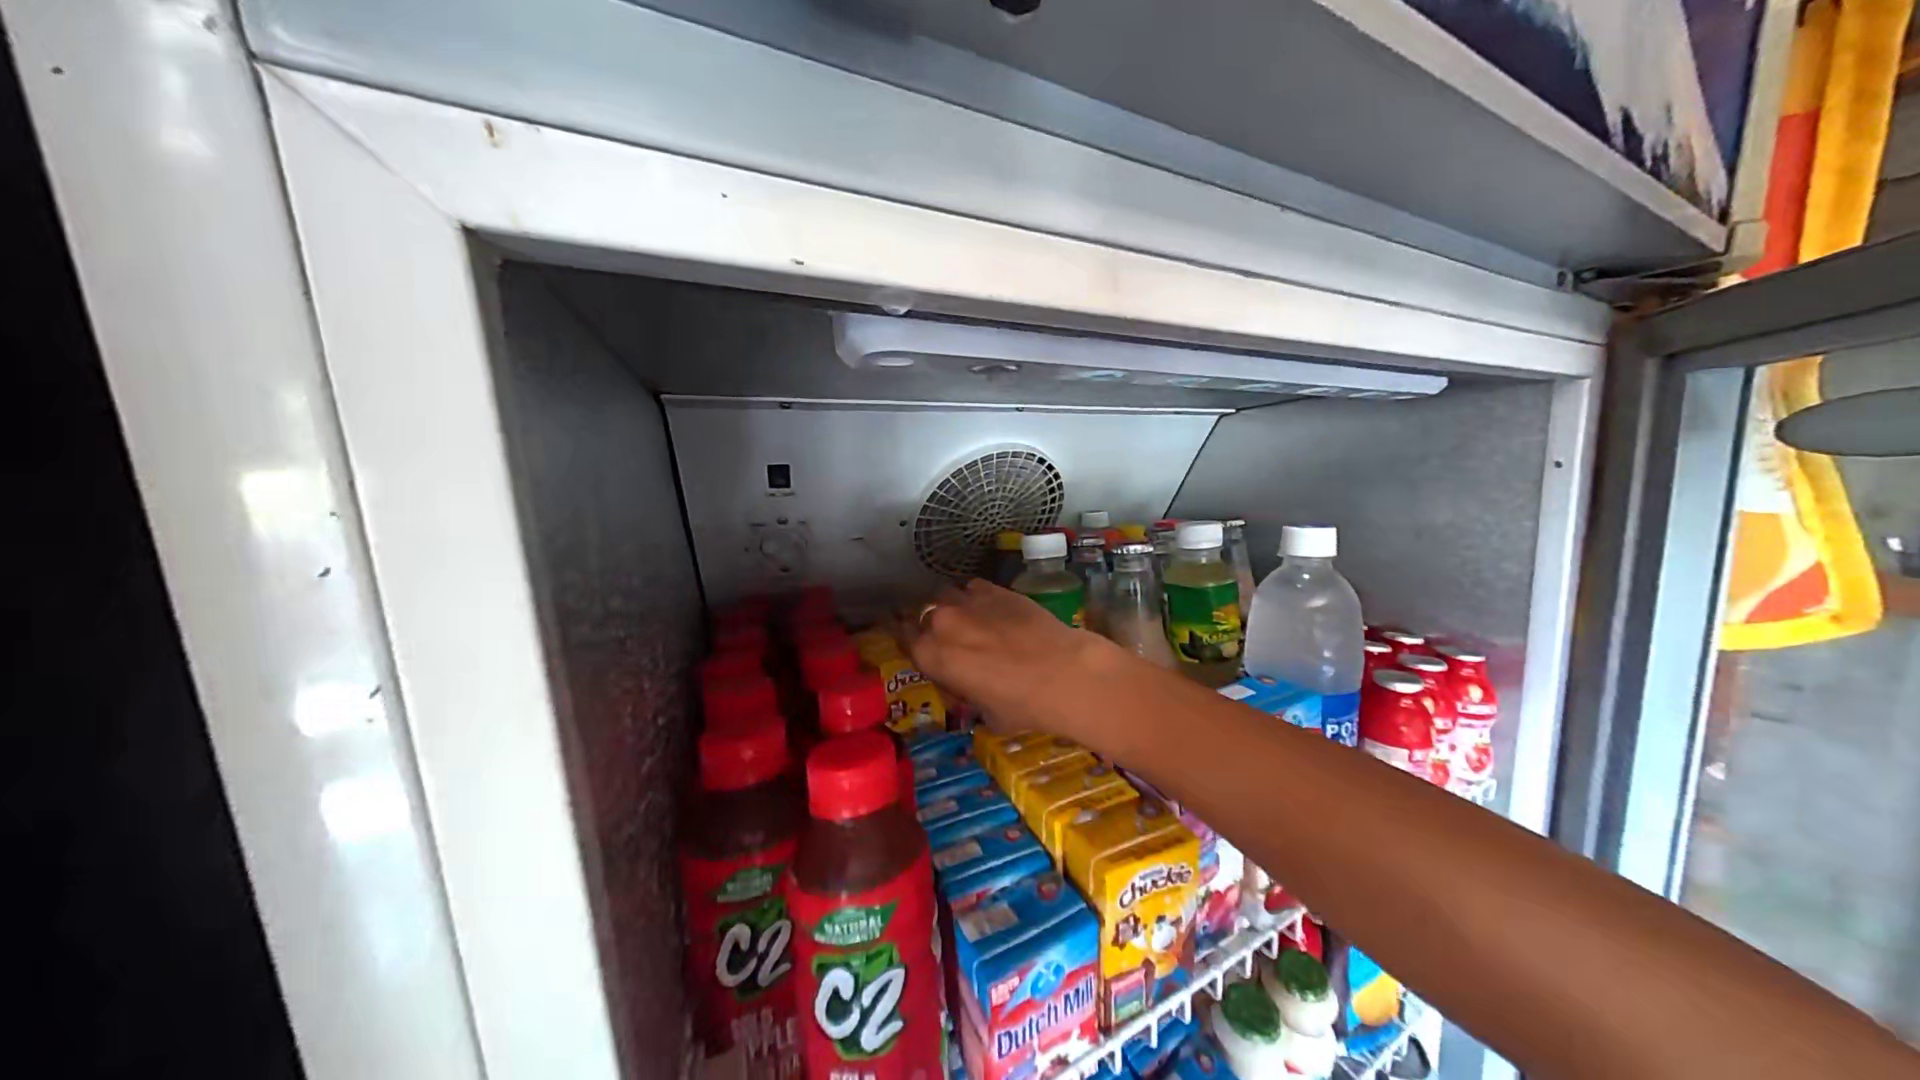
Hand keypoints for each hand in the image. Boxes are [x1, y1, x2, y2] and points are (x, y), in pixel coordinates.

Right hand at [891, 579, 1123, 736]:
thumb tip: (969, 688)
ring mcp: (968, 601)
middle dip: (930, 623)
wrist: (1063, 673)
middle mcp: (941, 622)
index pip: (904, 638)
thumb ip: (967, 694)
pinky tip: (992, 608)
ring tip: (968, 618)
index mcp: (931, 656)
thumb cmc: (1022, 705)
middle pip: (922, 614)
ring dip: (951, 606)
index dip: (909, 640)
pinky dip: (976, 597)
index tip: (917, 643)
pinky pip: (974, 588)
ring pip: (946, 595)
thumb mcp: (985, 713)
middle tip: (947, 637)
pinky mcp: (996, 589)